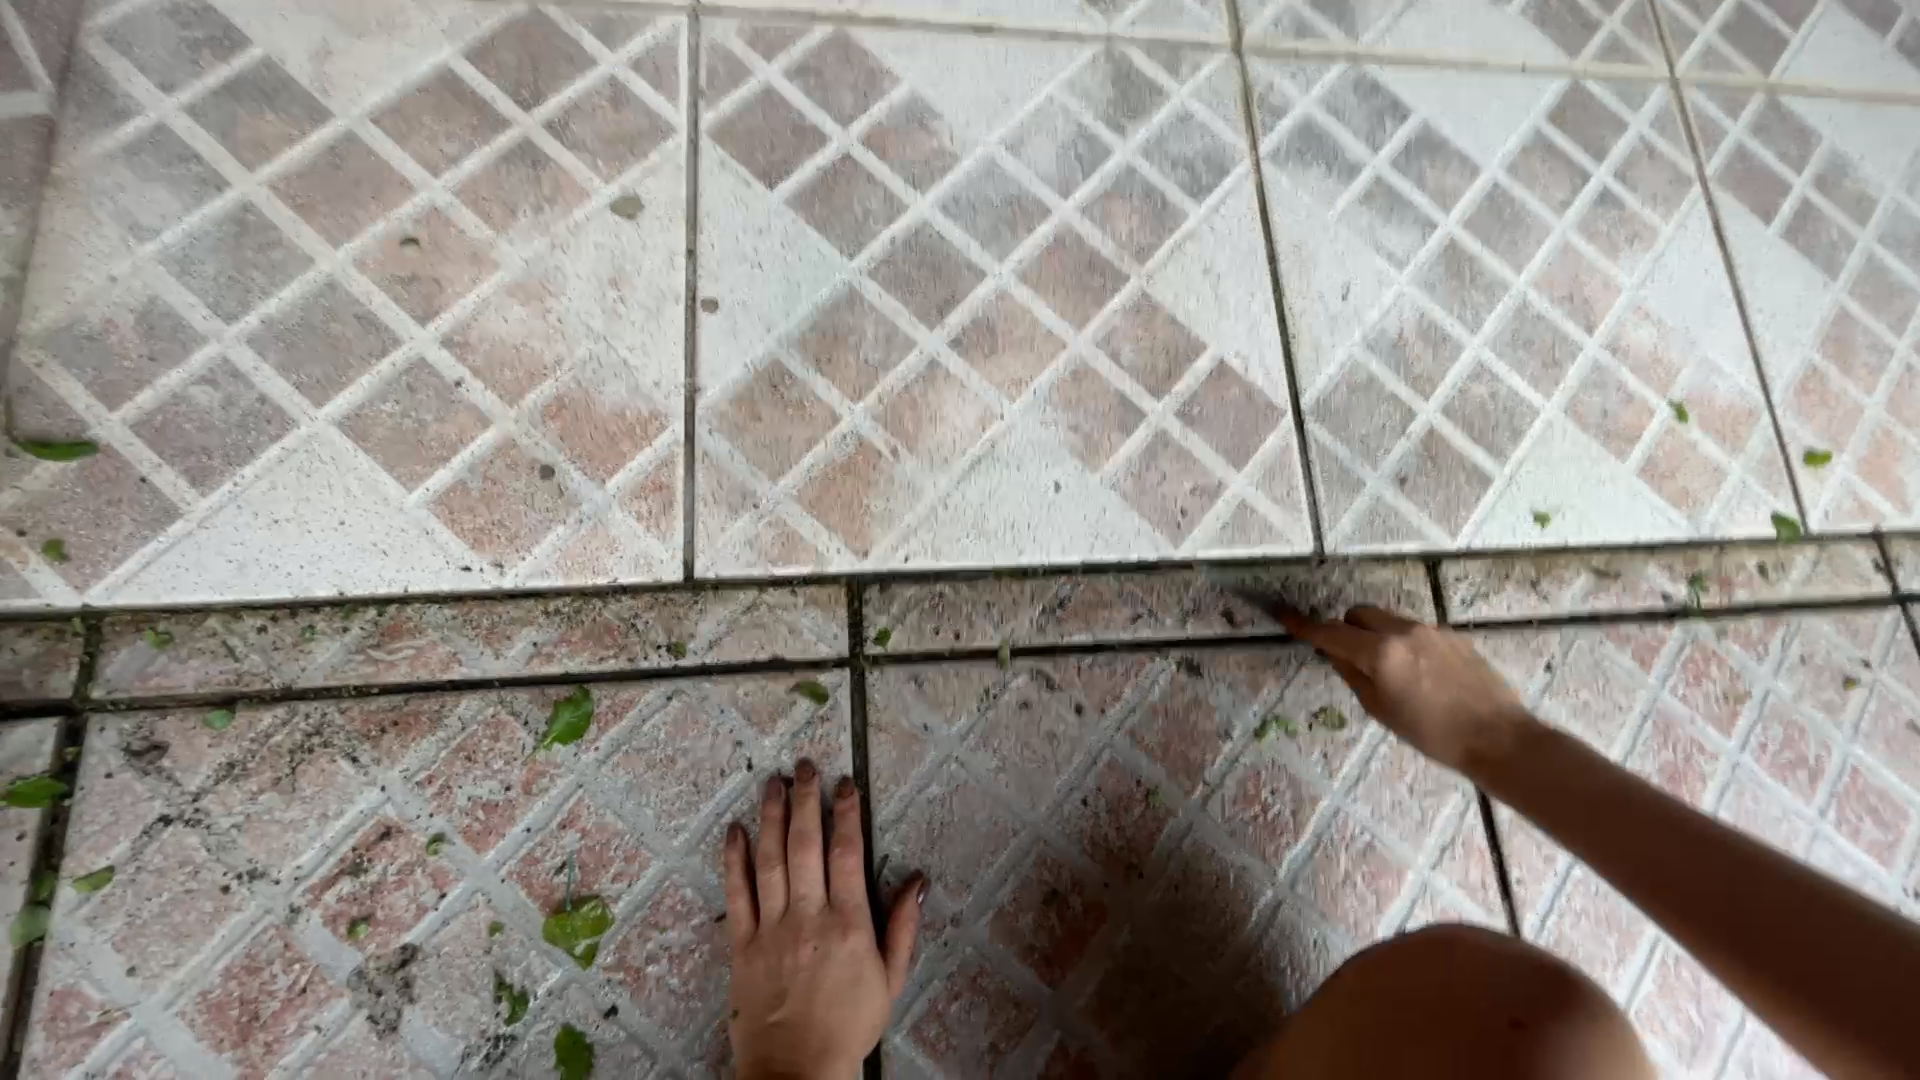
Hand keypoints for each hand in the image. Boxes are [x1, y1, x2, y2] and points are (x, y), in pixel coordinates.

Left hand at [724, 760, 924, 1079]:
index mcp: (849, 922)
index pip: (847, 852)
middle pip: (806, 845)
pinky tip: (735, 831)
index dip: (846, 813)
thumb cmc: (848, 1026)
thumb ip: (903, 927)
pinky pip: (737, 894)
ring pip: (770, 860)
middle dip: (806, 800)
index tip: (846, 784)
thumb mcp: (891, 980)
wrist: (795, 1074)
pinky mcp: (742, 945)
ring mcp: (772, 928)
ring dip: (771, 817)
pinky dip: (734, 860)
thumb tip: (918, 880)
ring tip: (772, 783)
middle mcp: (809, 916)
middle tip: (804, 766)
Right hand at [1281, 607, 1535, 773]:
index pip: (1331, 633)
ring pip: (1387, 619)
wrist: (1499, 739)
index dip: (1304, 626)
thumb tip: (1334, 653)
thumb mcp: (1379, 708)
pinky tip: (1419, 674)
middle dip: (1346, 628)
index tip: (1285, 616)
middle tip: (1349, 657)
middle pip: (1358, 613)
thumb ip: (1352, 674)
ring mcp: (1431, 631)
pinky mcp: (1453, 637)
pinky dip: (1403, 642)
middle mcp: (1403, 632)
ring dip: (1375, 634)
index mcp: (1380, 653)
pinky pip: (1414, 630)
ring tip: (1389, 670)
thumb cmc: (1431, 733)